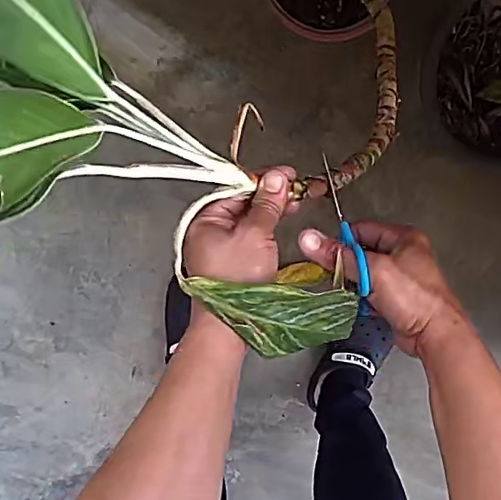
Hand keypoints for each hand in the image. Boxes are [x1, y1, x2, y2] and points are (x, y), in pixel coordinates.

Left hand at [182, 166, 297, 284]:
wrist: (229, 323)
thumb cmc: (233, 283)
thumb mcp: (255, 235)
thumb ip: (266, 205)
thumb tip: (275, 179)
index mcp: (205, 219)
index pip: (236, 188)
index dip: (264, 180)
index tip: (287, 175)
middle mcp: (207, 231)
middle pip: (241, 202)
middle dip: (270, 195)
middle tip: (295, 191)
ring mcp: (217, 247)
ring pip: (246, 219)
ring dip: (270, 211)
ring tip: (292, 205)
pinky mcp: (229, 261)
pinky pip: (247, 236)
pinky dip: (264, 228)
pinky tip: (278, 226)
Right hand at [297, 221, 469, 355]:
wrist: (435, 334)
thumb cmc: (415, 299)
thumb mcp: (372, 271)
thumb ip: (340, 256)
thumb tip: (310, 240)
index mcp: (404, 238)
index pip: (361, 229)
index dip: (342, 242)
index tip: (328, 255)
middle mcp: (404, 254)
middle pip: (361, 252)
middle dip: (347, 266)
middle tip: (339, 277)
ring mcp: (401, 277)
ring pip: (364, 274)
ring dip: (354, 284)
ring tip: (352, 292)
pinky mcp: (397, 298)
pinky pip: (370, 292)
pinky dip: (362, 298)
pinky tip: (361, 305)